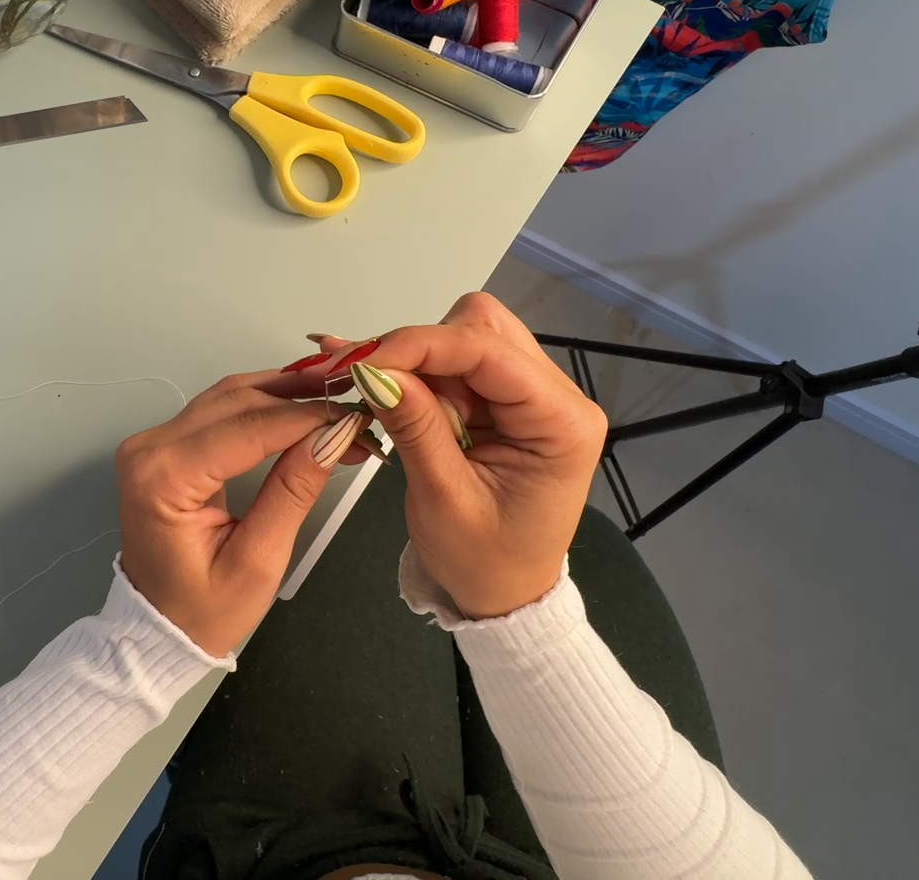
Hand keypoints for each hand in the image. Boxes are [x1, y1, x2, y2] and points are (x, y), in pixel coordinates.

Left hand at [115, 371, 363, 656]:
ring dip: (282, 392)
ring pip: (227, 396)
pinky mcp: (163, 445)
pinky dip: (260, 403)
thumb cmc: (202, 609)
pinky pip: (216, 409)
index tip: (356, 416)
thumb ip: (292, 492)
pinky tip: (298, 405)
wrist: (156, 625)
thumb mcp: (258, 561)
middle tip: (354, 406)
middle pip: (235, 401)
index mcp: (164, 479)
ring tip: (335, 397)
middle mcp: (150, 449)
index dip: (306, 418)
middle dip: (299, 399)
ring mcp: (153, 443)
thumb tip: (333, 437)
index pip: (247, 429)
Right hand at [290, 294, 605, 618]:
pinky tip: (374, 380)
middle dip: (415, 347)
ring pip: (462, 335)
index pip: (487, 351)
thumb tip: (373, 369)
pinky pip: (451, 362)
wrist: (502, 591)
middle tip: (359, 375)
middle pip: (479, 328)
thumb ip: (413, 426)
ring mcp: (526, 393)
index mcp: (560, 423)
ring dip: (411, 358)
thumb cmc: (482, 559)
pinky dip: (411, 369)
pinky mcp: (498, 399)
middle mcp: (553, 396)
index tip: (358, 362)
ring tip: (367, 386)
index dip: (418, 345)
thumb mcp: (442, 498)